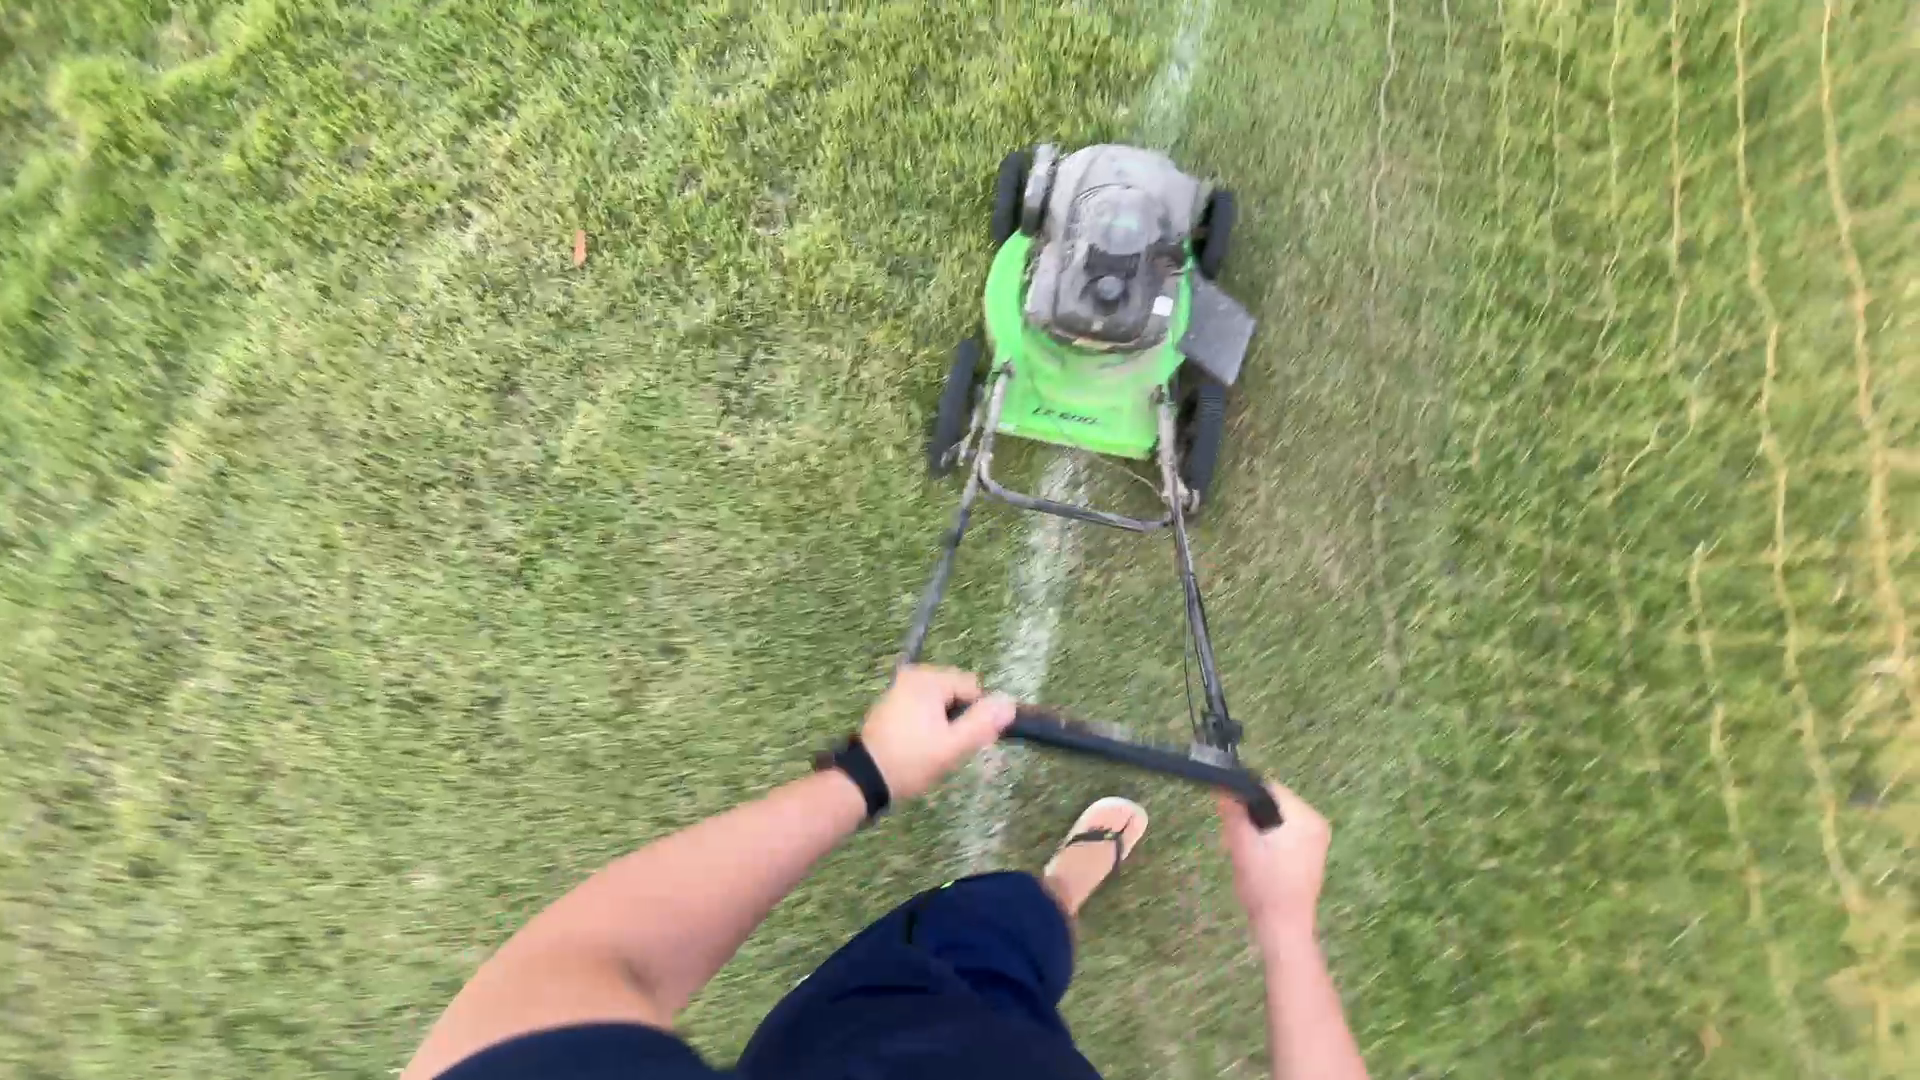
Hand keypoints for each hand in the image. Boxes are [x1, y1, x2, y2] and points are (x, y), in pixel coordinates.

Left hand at [860, 666, 1016, 800]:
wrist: (866, 780)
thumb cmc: (911, 761)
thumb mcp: (952, 746)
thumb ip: (982, 723)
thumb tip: (1009, 702)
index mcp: (927, 679)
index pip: (972, 687)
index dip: (974, 715)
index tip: (962, 740)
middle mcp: (912, 675)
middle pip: (956, 692)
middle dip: (958, 719)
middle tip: (946, 747)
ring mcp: (899, 687)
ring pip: (941, 702)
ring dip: (944, 723)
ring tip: (931, 749)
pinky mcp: (892, 702)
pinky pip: (924, 707)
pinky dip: (928, 723)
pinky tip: (919, 745)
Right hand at [1216, 782, 1330, 946]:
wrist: (1284, 930)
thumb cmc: (1265, 888)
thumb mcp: (1242, 846)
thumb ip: (1233, 812)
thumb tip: (1224, 787)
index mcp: (1305, 819)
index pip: (1268, 788)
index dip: (1244, 796)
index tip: (1229, 814)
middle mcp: (1316, 823)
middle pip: (1271, 802)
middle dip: (1250, 815)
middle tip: (1236, 838)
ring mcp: (1316, 839)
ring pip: (1274, 816)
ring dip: (1256, 827)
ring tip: (1246, 851)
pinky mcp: (1310, 852)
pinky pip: (1282, 830)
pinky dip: (1266, 838)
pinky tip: (1258, 858)